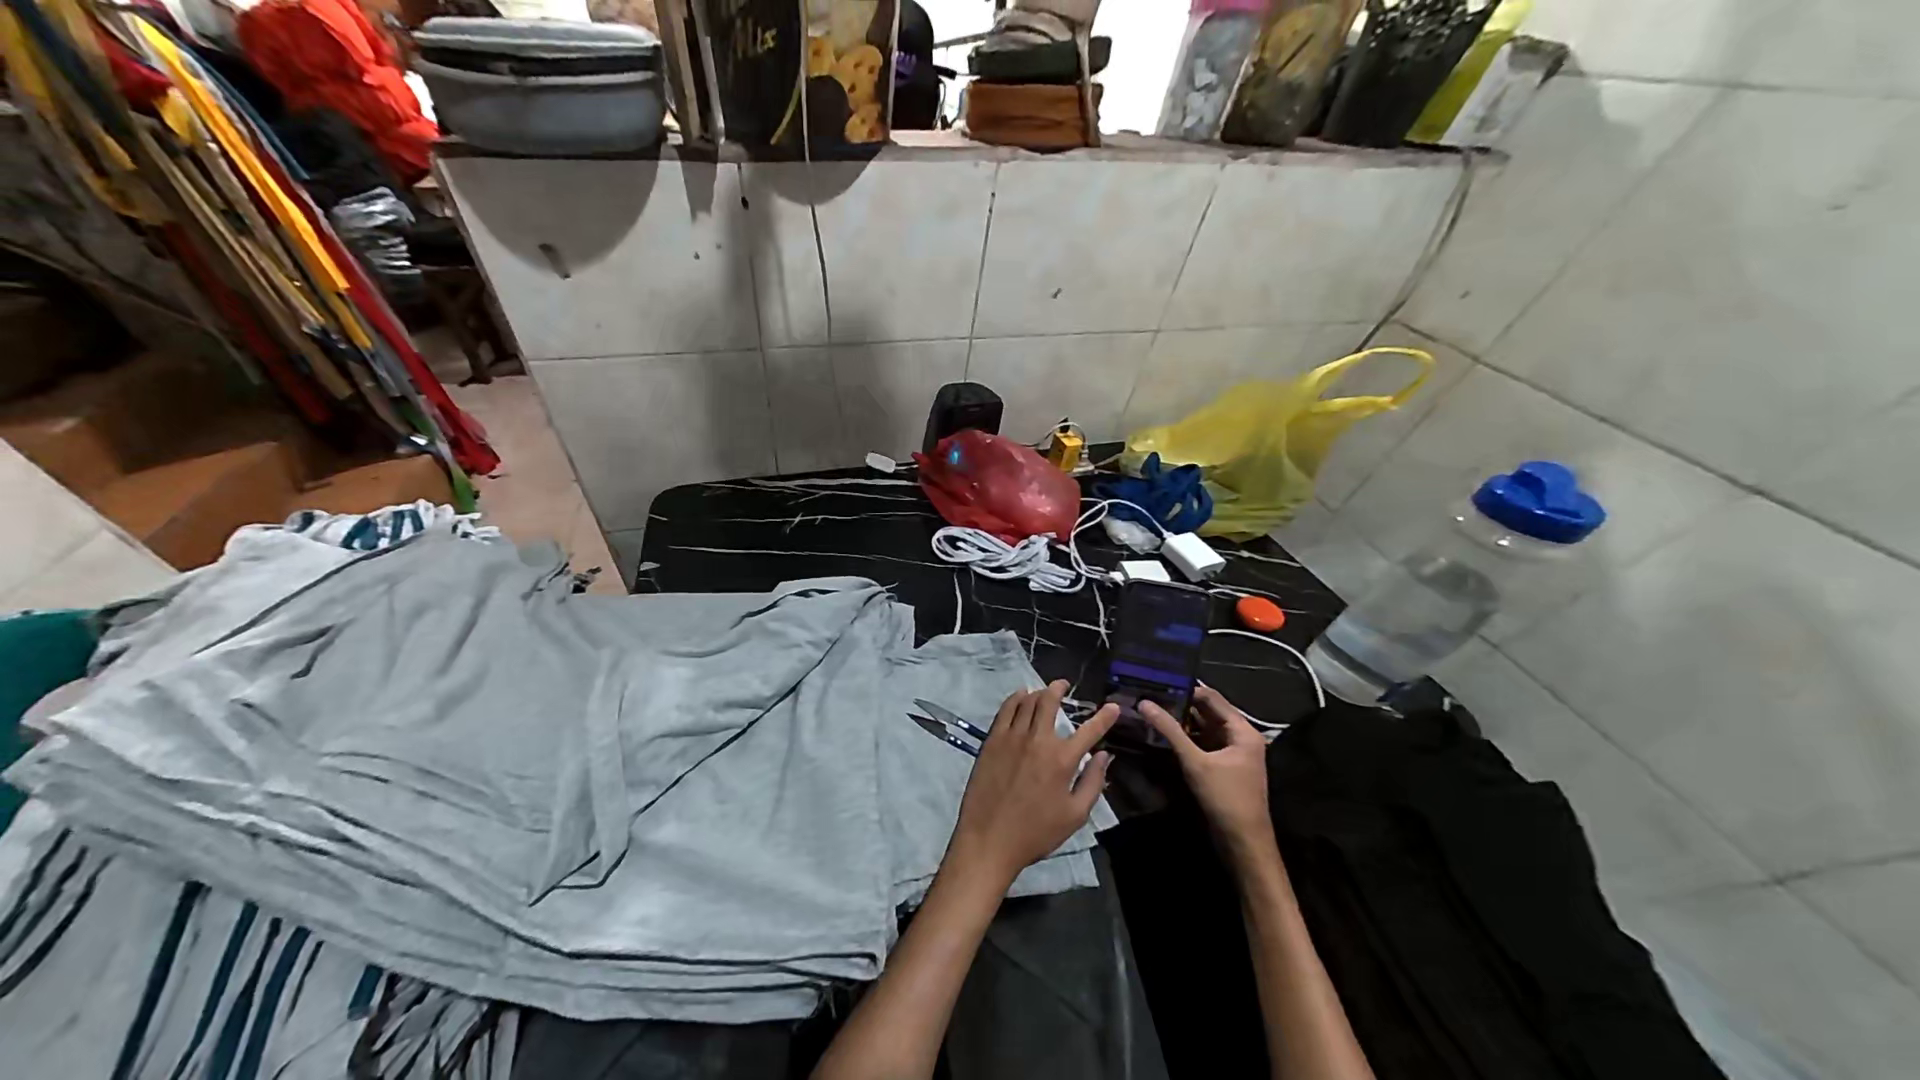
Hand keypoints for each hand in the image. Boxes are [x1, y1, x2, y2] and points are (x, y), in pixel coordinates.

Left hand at [947, 681, 1116, 885]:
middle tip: (1063, 684)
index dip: (1104, 716)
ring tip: (1043, 691)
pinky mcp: (992, 741)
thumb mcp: (1075, 815)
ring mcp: (1012, 738)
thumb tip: (1104, 755)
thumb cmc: (1036, 833)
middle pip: (1050, 702)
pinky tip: (1019, 697)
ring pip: (1027, 702)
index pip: (1090, 730)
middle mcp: (1038, 740)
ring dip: (1038, 692)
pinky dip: (1015, 699)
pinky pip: (1005, 710)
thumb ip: (1093, 781)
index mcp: (1062, 760)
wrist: (989, 840)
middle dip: (1059, 688)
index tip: (1113, 706)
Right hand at [1140, 687, 1273, 852]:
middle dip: (1180, 706)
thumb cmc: (1225, 797)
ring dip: (1181, 723)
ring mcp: (1232, 753)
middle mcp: (1240, 737)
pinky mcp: (1224, 767)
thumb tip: (1145, 703)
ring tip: (1152, 713)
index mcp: (1242, 730)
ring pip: (1204, 729)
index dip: (1185, 690)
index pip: (1212, 698)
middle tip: (1149, 698)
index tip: (1157, 686)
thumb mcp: (1195, 762)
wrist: (1244, 842)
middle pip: (1208, 713)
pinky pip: (1203, 745)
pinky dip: (1186, 740)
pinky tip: (1164, 736)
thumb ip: (1170, 731)